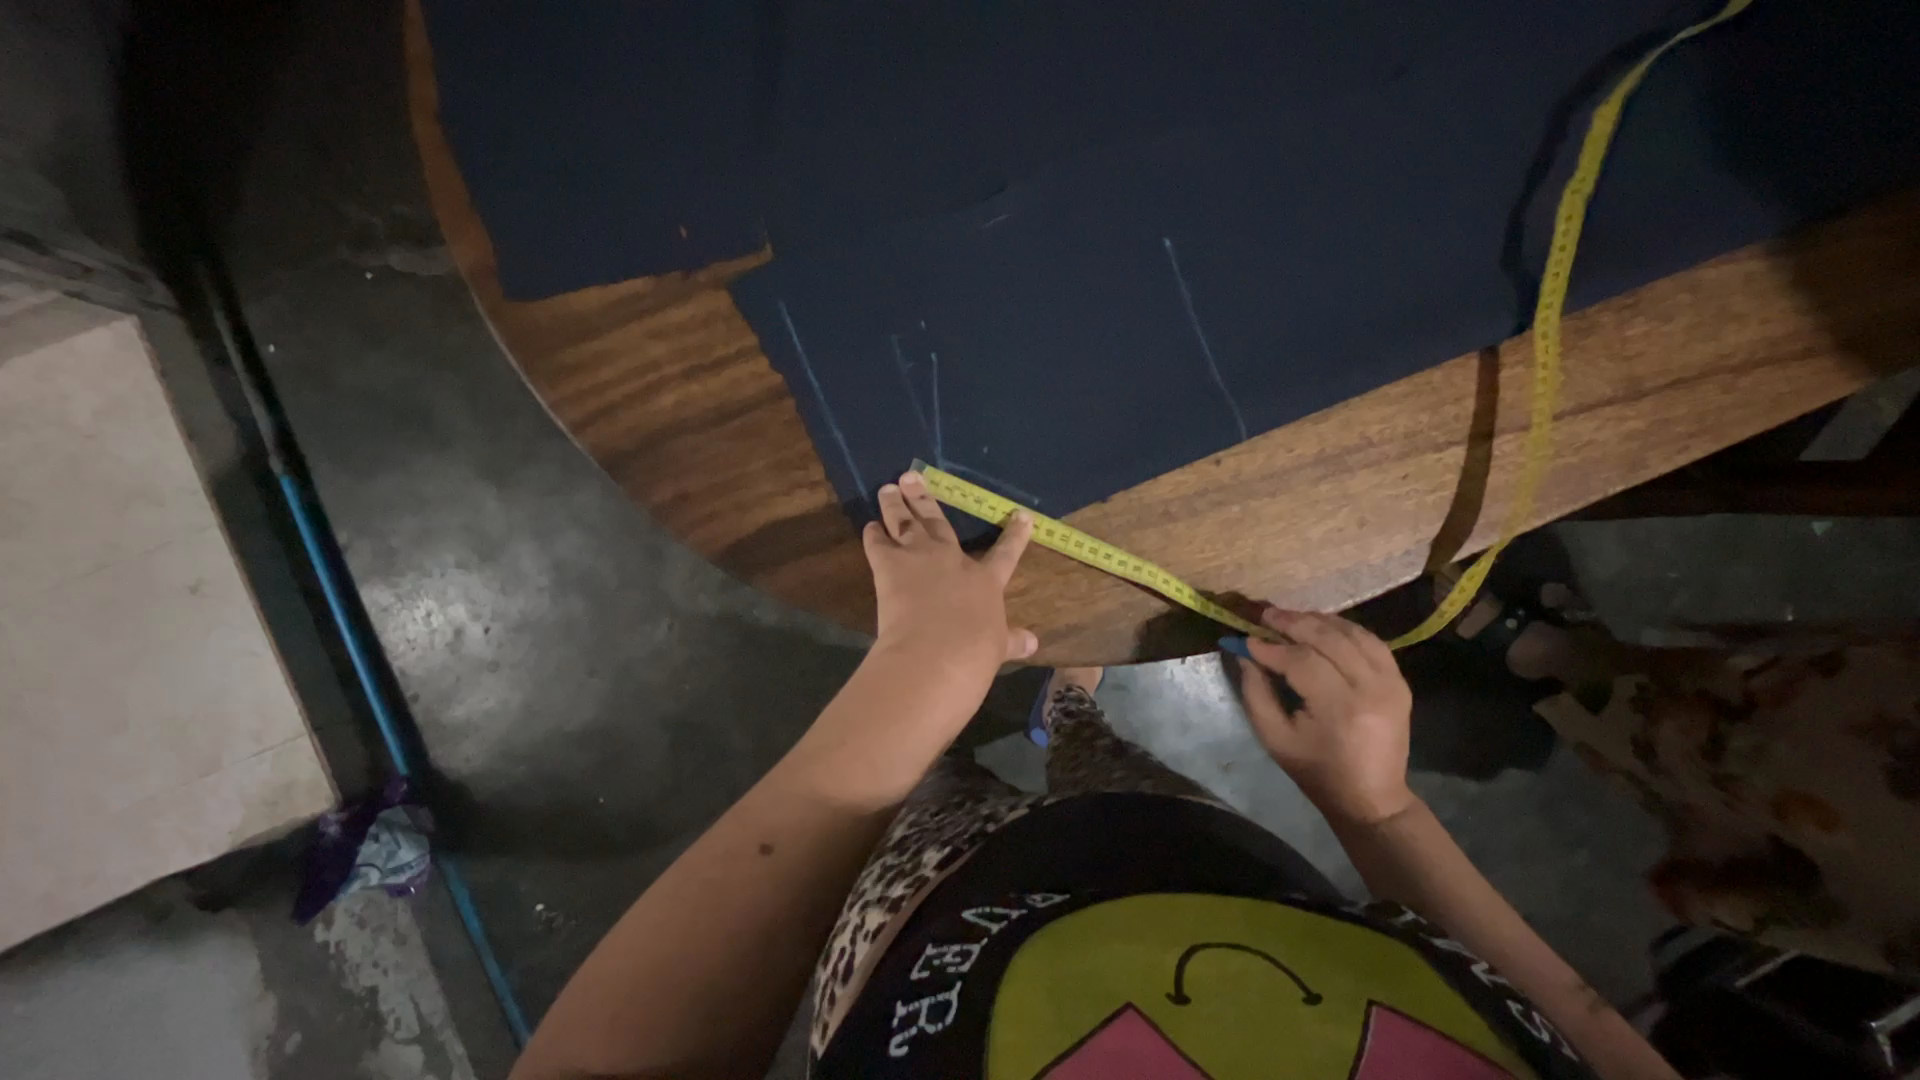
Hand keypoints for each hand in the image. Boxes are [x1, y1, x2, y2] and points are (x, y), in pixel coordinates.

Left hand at [863, 470, 1036, 694]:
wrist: (936, 652)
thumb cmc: (973, 653)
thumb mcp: (997, 647)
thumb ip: (1012, 640)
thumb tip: (1034, 644)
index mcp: (984, 580)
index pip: (1006, 553)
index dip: (1016, 534)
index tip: (1022, 514)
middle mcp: (952, 560)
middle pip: (939, 521)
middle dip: (926, 498)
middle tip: (913, 475)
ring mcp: (920, 557)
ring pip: (906, 522)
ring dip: (896, 504)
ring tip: (888, 487)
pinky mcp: (890, 565)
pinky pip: (878, 544)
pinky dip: (873, 534)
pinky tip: (870, 526)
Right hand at [1235, 608, 1416, 826]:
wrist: (1371, 796)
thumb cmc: (1316, 771)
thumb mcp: (1274, 738)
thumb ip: (1256, 693)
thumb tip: (1246, 654)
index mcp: (1340, 708)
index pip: (1301, 661)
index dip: (1271, 647)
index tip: (1246, 639)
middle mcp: (1371, 688)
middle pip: (1329, 638)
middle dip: (1293, 623)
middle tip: (1266, 615)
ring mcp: (1391, 682)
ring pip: (1352, 634)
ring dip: (1318, 621)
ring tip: (1290, 618)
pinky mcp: (1399, 682)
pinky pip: (1372, 642)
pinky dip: (1345, 629)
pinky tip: (1323, 627)